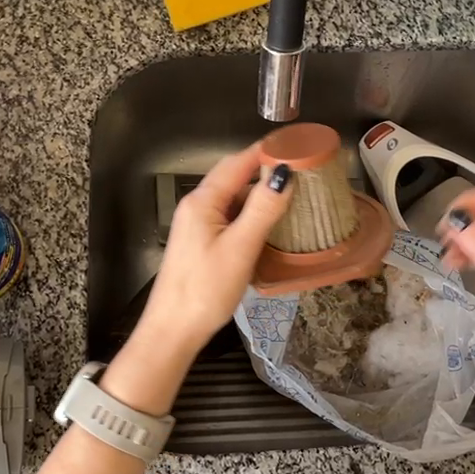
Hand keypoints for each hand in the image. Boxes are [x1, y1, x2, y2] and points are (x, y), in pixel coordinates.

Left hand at [134, 143, 294, 357]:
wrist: (173, 330)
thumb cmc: (205, 290)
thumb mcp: (240, 248)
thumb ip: (262, 209)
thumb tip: (284, 173)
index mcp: (203, 201)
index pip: (237, 162)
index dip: (266, 150)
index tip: (296, 143)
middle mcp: (197, 207)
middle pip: (234, 177)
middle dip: (265, 168)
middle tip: (301, 168)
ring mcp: (198, 226)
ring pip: (233, 198)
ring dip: (260, 193)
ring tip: (294, 192)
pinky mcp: (202, 243)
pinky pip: (230, 217)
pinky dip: (252, 213)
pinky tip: (270, 223)